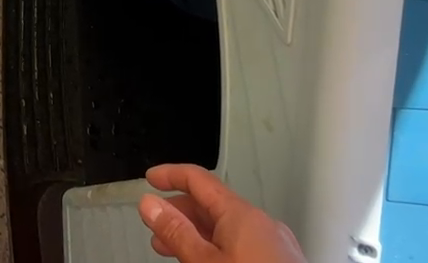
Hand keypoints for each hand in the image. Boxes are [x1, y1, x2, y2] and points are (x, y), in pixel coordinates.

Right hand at [138, 165, 306, 262]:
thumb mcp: (205, 262)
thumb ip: (176, 232)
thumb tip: (150, 204)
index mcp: (242, 214)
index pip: (198, 178)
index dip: (170, 175)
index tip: (150, 179)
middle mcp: (263, 224)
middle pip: (212, 205)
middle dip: (180, 214)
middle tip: (157, 228)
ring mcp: (277, 247)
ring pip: (228, 228)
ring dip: (198, 235)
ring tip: (177, 252)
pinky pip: (245, 246)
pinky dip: (219, 248)